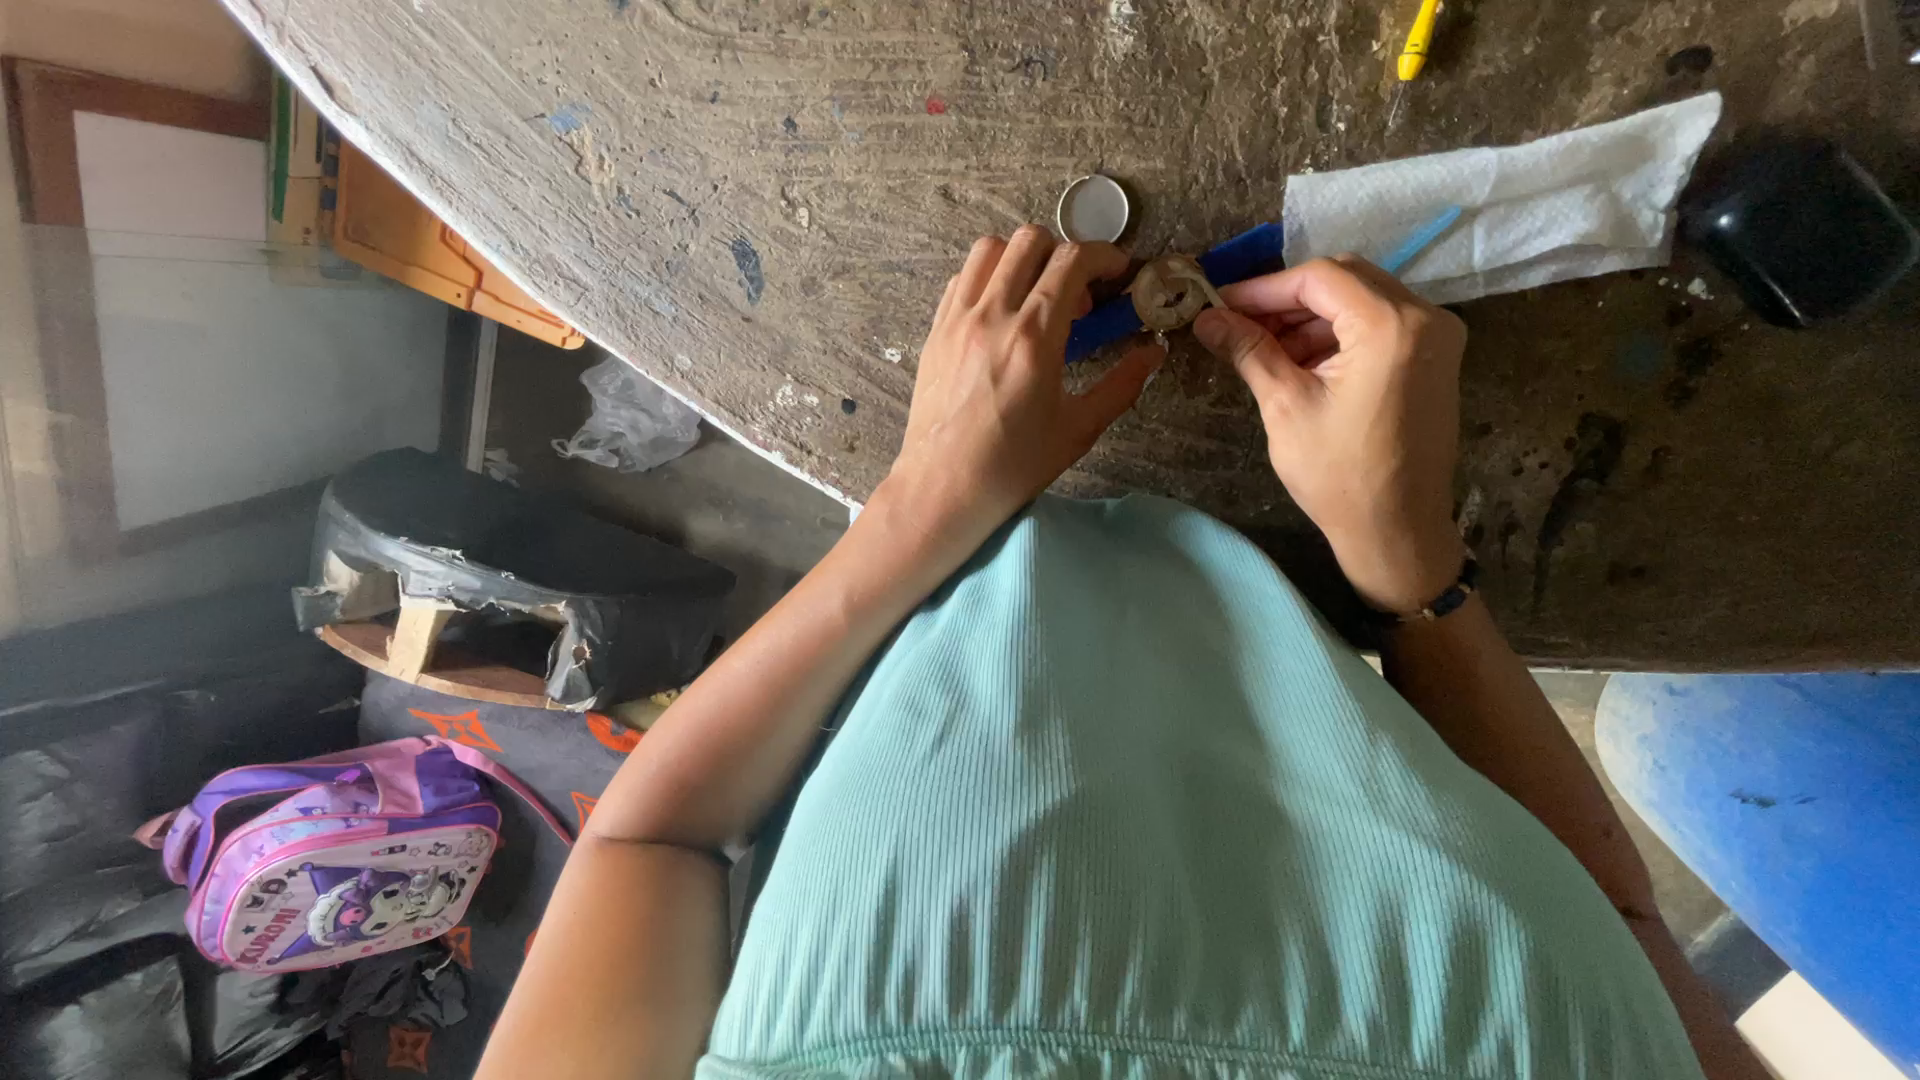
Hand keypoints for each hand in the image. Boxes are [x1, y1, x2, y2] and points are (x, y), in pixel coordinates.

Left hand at [878, 225, 1164, 547]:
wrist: (943, 489)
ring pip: (989, 249)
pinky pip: (962, 279)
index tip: (1117, 275)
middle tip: (1077, 295)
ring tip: (1035, 296)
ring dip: (1021, 258)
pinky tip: (1001, 313)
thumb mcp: (1078, 429)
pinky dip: (988, 278)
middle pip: (1030, 241)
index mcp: (1034, 337)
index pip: (1072, 261)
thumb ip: (1120, 385)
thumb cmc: (1014, 466)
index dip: (1104, 256)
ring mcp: (957, 320)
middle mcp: (992, 316)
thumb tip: (1153, 353)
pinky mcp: (935, 332)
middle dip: (1064, 254)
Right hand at [1194, 256, 1466, 613]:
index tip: (1219, 305)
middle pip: (1343, 281)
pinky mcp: (1432, 357)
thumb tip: (1206, 319)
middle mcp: (1424, 317)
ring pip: (1359, 301)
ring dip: (1308, 318)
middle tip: (1236, 324)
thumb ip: (1249, 350)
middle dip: (1284, 300)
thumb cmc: (1338, 473)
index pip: (1319, 278)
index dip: (1262, 288)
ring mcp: (1434, 337)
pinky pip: (1377, 325)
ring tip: (1261, 348)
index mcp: (1390, 325)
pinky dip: (1334, 334)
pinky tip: (1298, 361)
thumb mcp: (1285, 405)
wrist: (1395, 528)